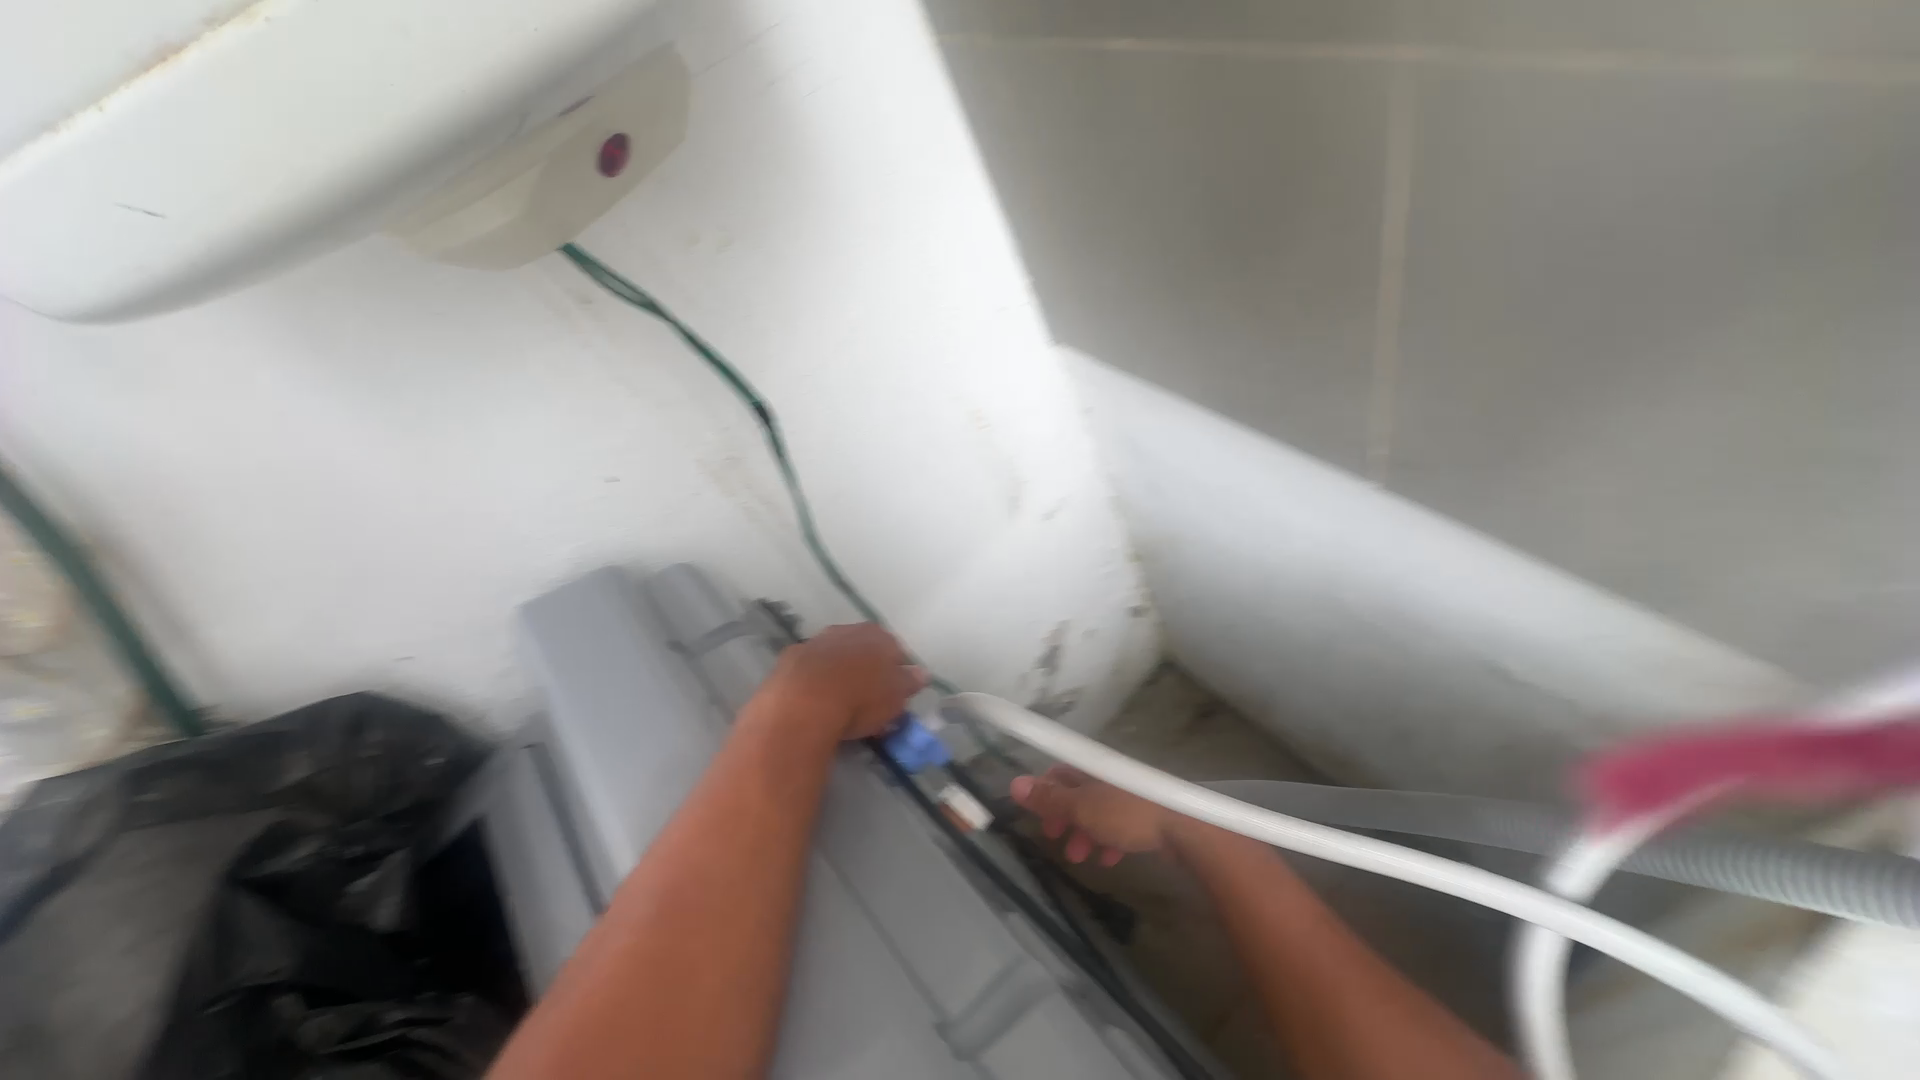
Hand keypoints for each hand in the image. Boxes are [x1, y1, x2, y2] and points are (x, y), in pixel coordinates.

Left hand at [755, 624, 925, 741]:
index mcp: (878, 636)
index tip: (894, 699)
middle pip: (863, 652)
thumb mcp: (896, 697)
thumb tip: (920, 673)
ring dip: (839, 676)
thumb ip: (909, 682)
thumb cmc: (860, 698)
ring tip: (839, 707)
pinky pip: (809, 671)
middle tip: (868, 704)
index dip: (896, 676)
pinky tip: (814, 704)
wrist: (804, 703)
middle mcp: (847, 630)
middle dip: (866, 673)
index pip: (896, 652)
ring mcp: (815, 642)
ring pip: (835, 659)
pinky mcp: (789, 659)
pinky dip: (814, 683)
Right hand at [1010, 766, 1172, 866]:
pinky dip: (1109, 840)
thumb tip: (1014, 783)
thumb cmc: (1128, 815)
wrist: (1184, 829)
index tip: (1037, 814)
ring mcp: (1130, 796)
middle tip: (1053, 837)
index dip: (1045, 790)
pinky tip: (1109, 859)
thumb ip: (1049, 799)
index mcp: (1093, 770)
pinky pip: (1120, 826)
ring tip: (1079, 857)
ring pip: (1098, 811)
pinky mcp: (1148, 816)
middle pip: (1078, 793)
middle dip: (1063, 816)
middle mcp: (1109, 778)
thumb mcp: (1082, 808)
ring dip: (1084, 832)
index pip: (1060, 772)